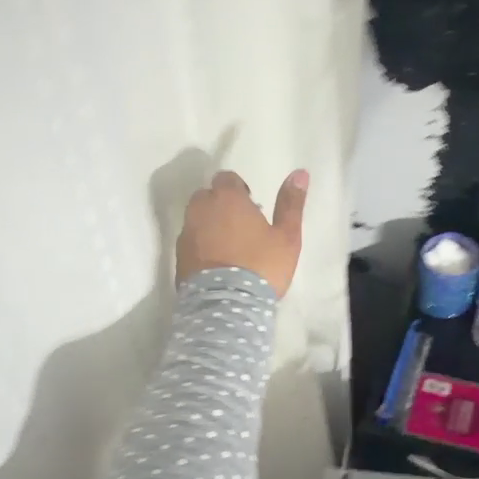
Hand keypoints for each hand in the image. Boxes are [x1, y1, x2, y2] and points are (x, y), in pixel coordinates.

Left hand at [176, 169, 307, 296]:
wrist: (226, 306)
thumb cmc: (261, 266)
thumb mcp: (287, 237)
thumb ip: (291, 203)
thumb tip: (300, 172)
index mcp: (227, 198)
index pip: (227, 179)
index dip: (239, 190)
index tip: (252, 209)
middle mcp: (201, 209)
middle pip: (208, 196)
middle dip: (221, 206)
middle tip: (241, 228)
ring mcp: (186, 233)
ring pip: (196, 219)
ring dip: (209, 225)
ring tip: (229, 248)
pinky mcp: (178, 257)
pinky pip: (190, 242)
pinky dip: (201, 246)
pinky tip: (217, 265)